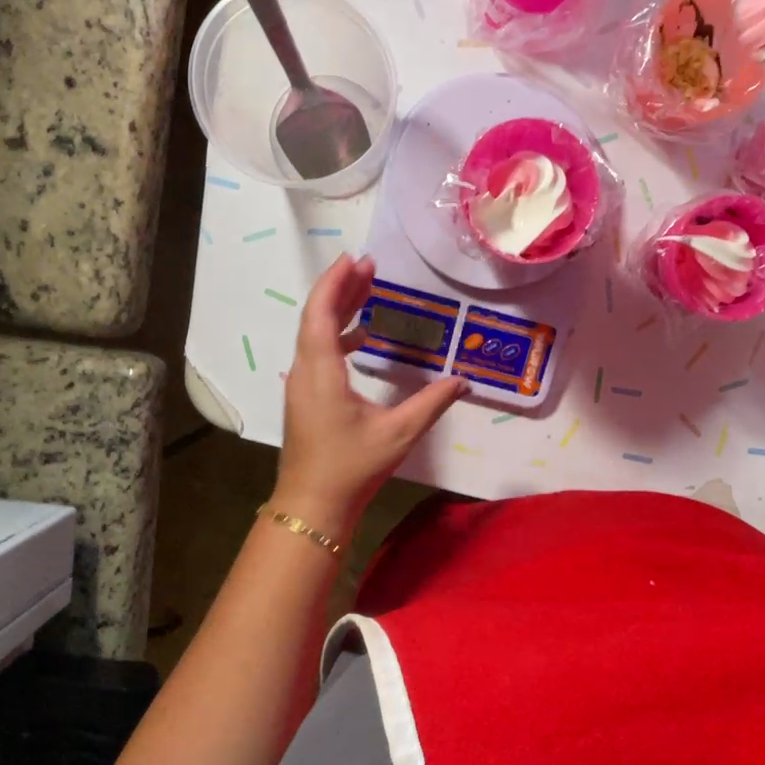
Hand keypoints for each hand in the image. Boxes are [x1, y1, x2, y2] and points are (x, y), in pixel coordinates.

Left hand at [273, 254, 467, 534]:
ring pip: (314, 335)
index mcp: (321, 372)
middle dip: (340, 289)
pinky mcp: (305, 399)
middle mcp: (304, 371)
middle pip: (316, 317)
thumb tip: (463, 380)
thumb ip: (432, 403)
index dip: (336, 282)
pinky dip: (337, 336)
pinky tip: (361, 338)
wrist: (312, 505)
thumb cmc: (352, 467)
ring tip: (366, 292)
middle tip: (368, 267)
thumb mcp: (398, 434)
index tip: (356, 259)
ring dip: (338, 311)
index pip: (321, 313)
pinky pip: (317, 353)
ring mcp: (301, 386)